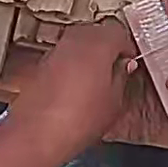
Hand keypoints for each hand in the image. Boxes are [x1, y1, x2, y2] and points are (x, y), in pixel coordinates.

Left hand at [8, 20, 138, 150]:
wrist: (37, 134)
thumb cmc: (80, 119)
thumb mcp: (114, 102)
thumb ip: (122, 77)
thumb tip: (124, 66)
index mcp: (98, 44)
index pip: (118, 32)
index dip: (127, 47)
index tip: (130, 61)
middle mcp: (74, 40)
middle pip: (96, 32)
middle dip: (107, 46)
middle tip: (116, 67)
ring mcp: (54, 50)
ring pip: (77, 42)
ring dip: (88, 53)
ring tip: (97, 79)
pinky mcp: (40, 64)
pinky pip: (62, 55)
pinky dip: (71, 63)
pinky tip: (76, 86)